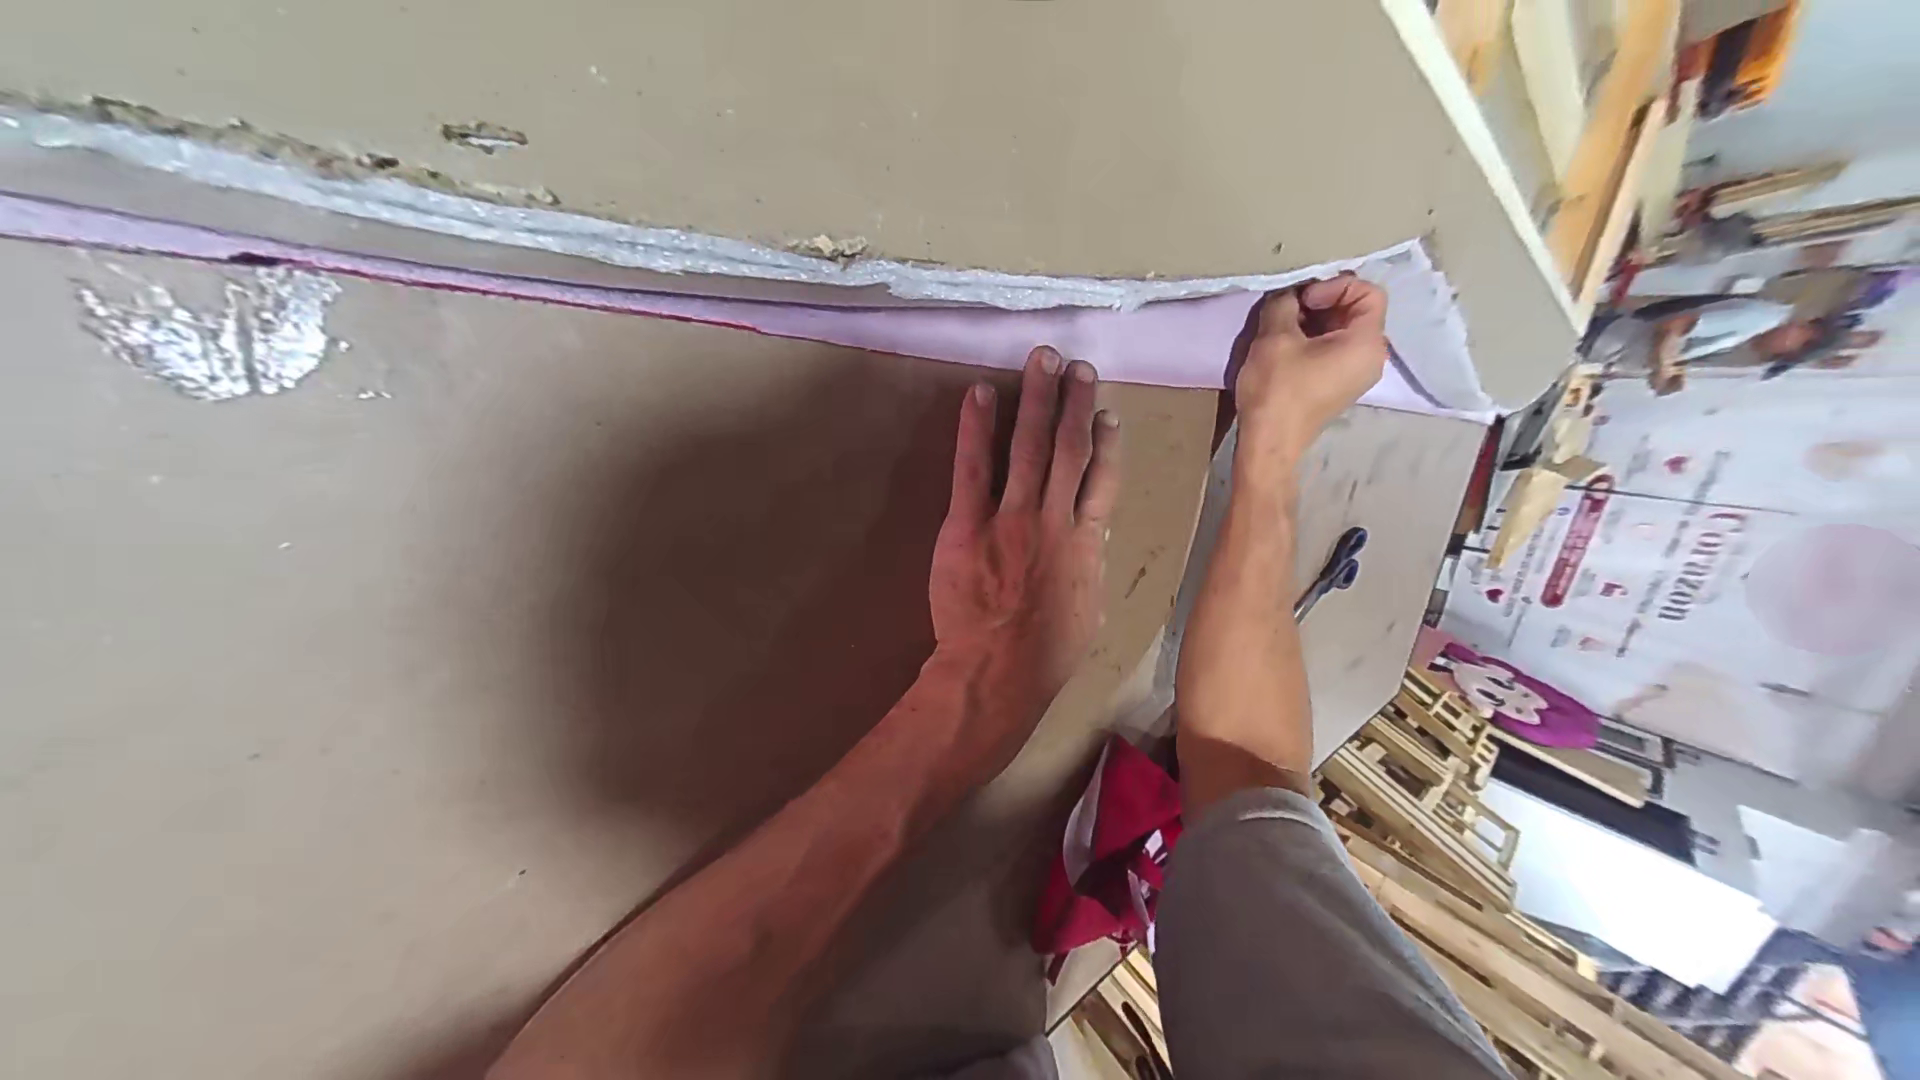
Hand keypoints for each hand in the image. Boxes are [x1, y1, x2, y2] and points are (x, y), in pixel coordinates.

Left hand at [929, 346, 1121, 776]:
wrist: (997, 670)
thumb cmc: (1046, 651)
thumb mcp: (1088, 610)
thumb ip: (1090, 566)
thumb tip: (1093, 538)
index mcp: (1086, 542)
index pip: (1102, 479)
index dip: (1106, 441)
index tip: (1105, 413)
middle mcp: (1054, 519)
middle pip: (1070, 448)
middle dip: (1074, 401)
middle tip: (1076, 364)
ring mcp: (1012, 518)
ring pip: (1029, 446)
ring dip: (1036, 398)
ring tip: (1041, 359)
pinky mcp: (968, 524)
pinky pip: (973, 468)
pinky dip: (976, 428)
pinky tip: (980, 393)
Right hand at [1232, 273, 1387, 462]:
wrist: (1268, 442)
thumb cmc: (1276, 389)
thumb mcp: (1274, 337)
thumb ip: (1282, 304)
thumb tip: (1287, 295)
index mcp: (1367, 343)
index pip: (1369, 292)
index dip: (1335, 286)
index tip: (1302, 300)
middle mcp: (1372, 358)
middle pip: (1357, 312)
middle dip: (1322, 304)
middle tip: (1288, 310)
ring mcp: (1357, 376)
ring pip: (1343, 333)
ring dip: (1315, 323)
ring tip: (1283, 329)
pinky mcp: (1339, 388)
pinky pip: (1335, 352)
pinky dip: (1314, 342)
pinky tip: (1288, 349)